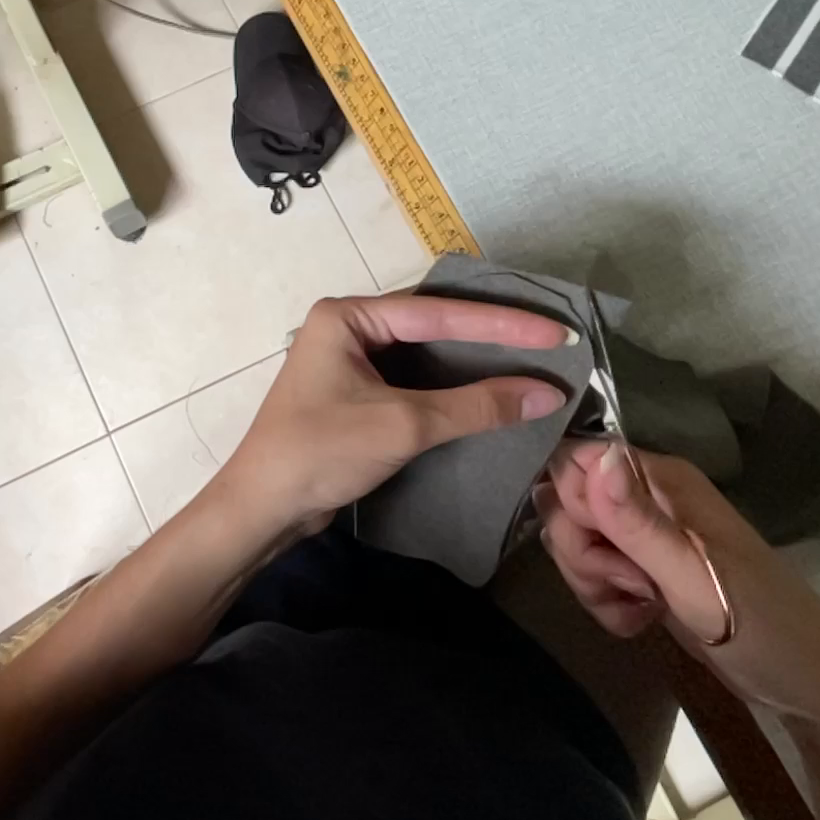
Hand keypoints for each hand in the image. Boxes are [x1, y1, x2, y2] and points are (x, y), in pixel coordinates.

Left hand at [222, 295, 569, 534]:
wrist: (264, 507)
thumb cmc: (322, 452)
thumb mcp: (403, 425)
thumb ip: (475, 406)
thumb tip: (546, 393)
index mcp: (346, 316)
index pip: (436, 312)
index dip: (501, 324)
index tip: (555, 334)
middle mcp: (347, 328)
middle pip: (430, 325)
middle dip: (489, 336)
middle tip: (549, 342)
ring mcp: (349, 360)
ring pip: (424, 353)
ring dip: (472, 362)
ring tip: (530, 363)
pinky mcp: (355, 392)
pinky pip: (412, 379)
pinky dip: (450, 388)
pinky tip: (487, 392)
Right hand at [533, 440, 819, 714]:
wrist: (810, 691)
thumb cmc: (763, 627)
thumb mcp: (696, 579)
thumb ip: (638, 522)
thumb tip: (595, 456)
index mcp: (661, 480)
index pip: (576, 458)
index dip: (573, 499)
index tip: (603, 540)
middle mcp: (645, 496)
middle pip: (566, 502)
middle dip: (581, 549)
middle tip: (629, 580)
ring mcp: (640, 535)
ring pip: (573, 540)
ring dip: (591, 579)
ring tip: (640, 602)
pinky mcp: (637, 568)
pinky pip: (589, 572)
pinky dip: (603, 599)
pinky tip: (638, 618)